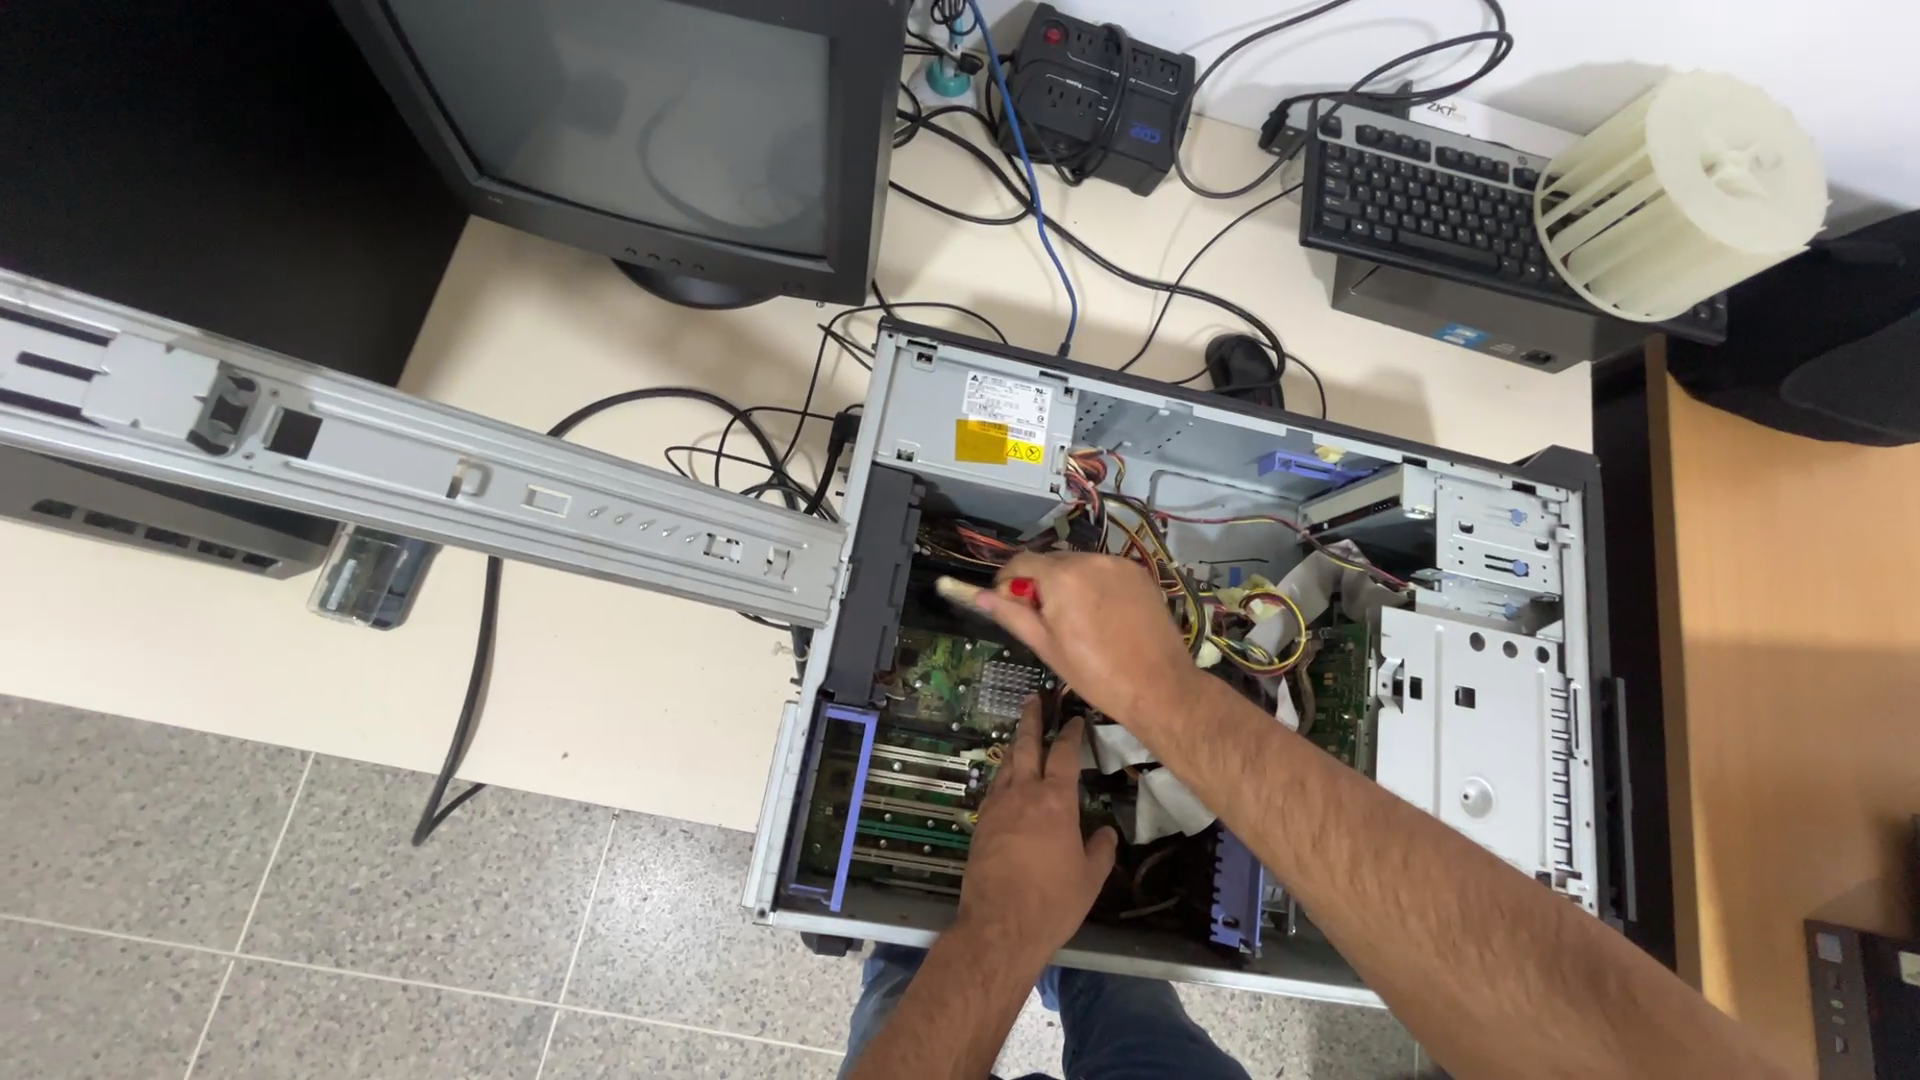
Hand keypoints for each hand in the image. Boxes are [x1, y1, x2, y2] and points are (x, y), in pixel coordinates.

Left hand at [956, 698, 1115, 963]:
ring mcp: (997, 806)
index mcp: (1055, 800)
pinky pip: (994, 787)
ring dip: (1015, 746)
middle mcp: (1023, 793)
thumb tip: (1106, 834)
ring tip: (1021, 736)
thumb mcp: (1090, 878)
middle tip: (1033, 699)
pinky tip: (1007, 780)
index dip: (1070, 733)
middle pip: (1025, 744)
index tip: (1074, 718)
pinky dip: (1003, 775)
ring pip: (1006, 764)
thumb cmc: (1052, 902)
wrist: (1000, 925)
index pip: (1063, 754)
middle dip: (1031, 719)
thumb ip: (1100, 850)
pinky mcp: (980, 823)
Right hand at [972, 553, 1201, 729]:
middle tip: (1044, 620)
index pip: (1021, 562)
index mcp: (1062, 577)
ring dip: (1067, 583)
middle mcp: (1089, 560)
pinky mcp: (1139, 573)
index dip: (1008, 581)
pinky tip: (1101, 615)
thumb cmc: (1096, 674)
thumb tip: (980, 596)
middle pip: (1050, 561)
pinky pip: (1103, 570)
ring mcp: (1118, 564)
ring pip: (1078, 565)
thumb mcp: (1046, 647)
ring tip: (1075, 620)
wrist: (1159, 686)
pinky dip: (1094, 584)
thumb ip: (1012, 615)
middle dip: (1039, 584)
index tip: (1007, 604)